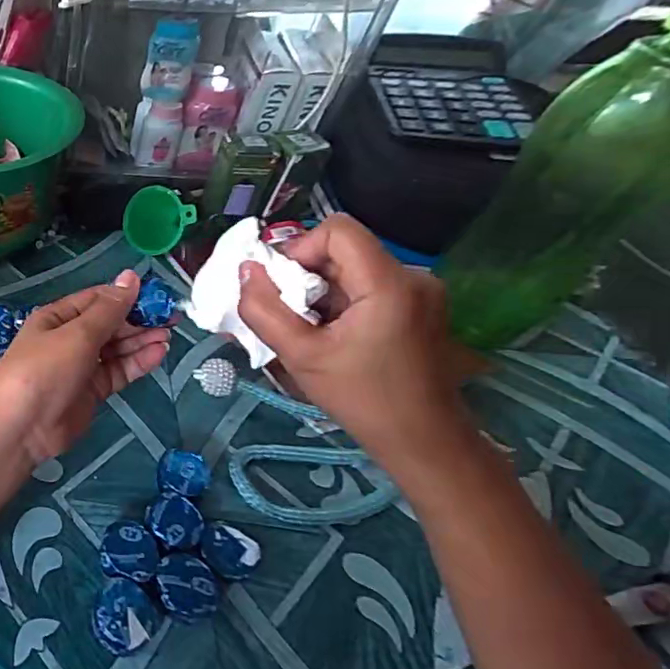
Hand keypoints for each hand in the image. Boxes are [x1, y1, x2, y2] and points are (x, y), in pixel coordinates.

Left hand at [0, 270, 171, 465]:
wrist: (23, 426)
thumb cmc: (45, 370)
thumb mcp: (77, 334)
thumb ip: (108, 310)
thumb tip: (131, 277)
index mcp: (56, 318)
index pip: (95, 299)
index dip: (125, 296)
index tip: (157, 295)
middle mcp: (68, 338)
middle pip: (108, 323)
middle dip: (137, 319)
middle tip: (171, 317)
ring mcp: (80, 366)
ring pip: (115, 348)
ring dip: (140, 340)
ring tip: (169, 334)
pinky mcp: (91, 390)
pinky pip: (118, 370)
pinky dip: (137, 362)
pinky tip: (159, 353)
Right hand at [236, 214, 483, 464]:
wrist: (422, 439)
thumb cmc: (361, 397)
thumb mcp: (298, 355)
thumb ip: (263, 309)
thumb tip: (246, 270)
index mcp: (389, 284)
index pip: (337, 229)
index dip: (300, 248)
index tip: (284, 286)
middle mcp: (412, 276)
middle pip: (341, 249)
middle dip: (305, 274)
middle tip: (290, 314)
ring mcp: (420, 291)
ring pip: (350, 267)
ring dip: (319, 290)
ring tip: (310, 329)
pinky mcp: (419, 305)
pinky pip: (365, 284)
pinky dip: (339, 301)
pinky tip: (333, 334)